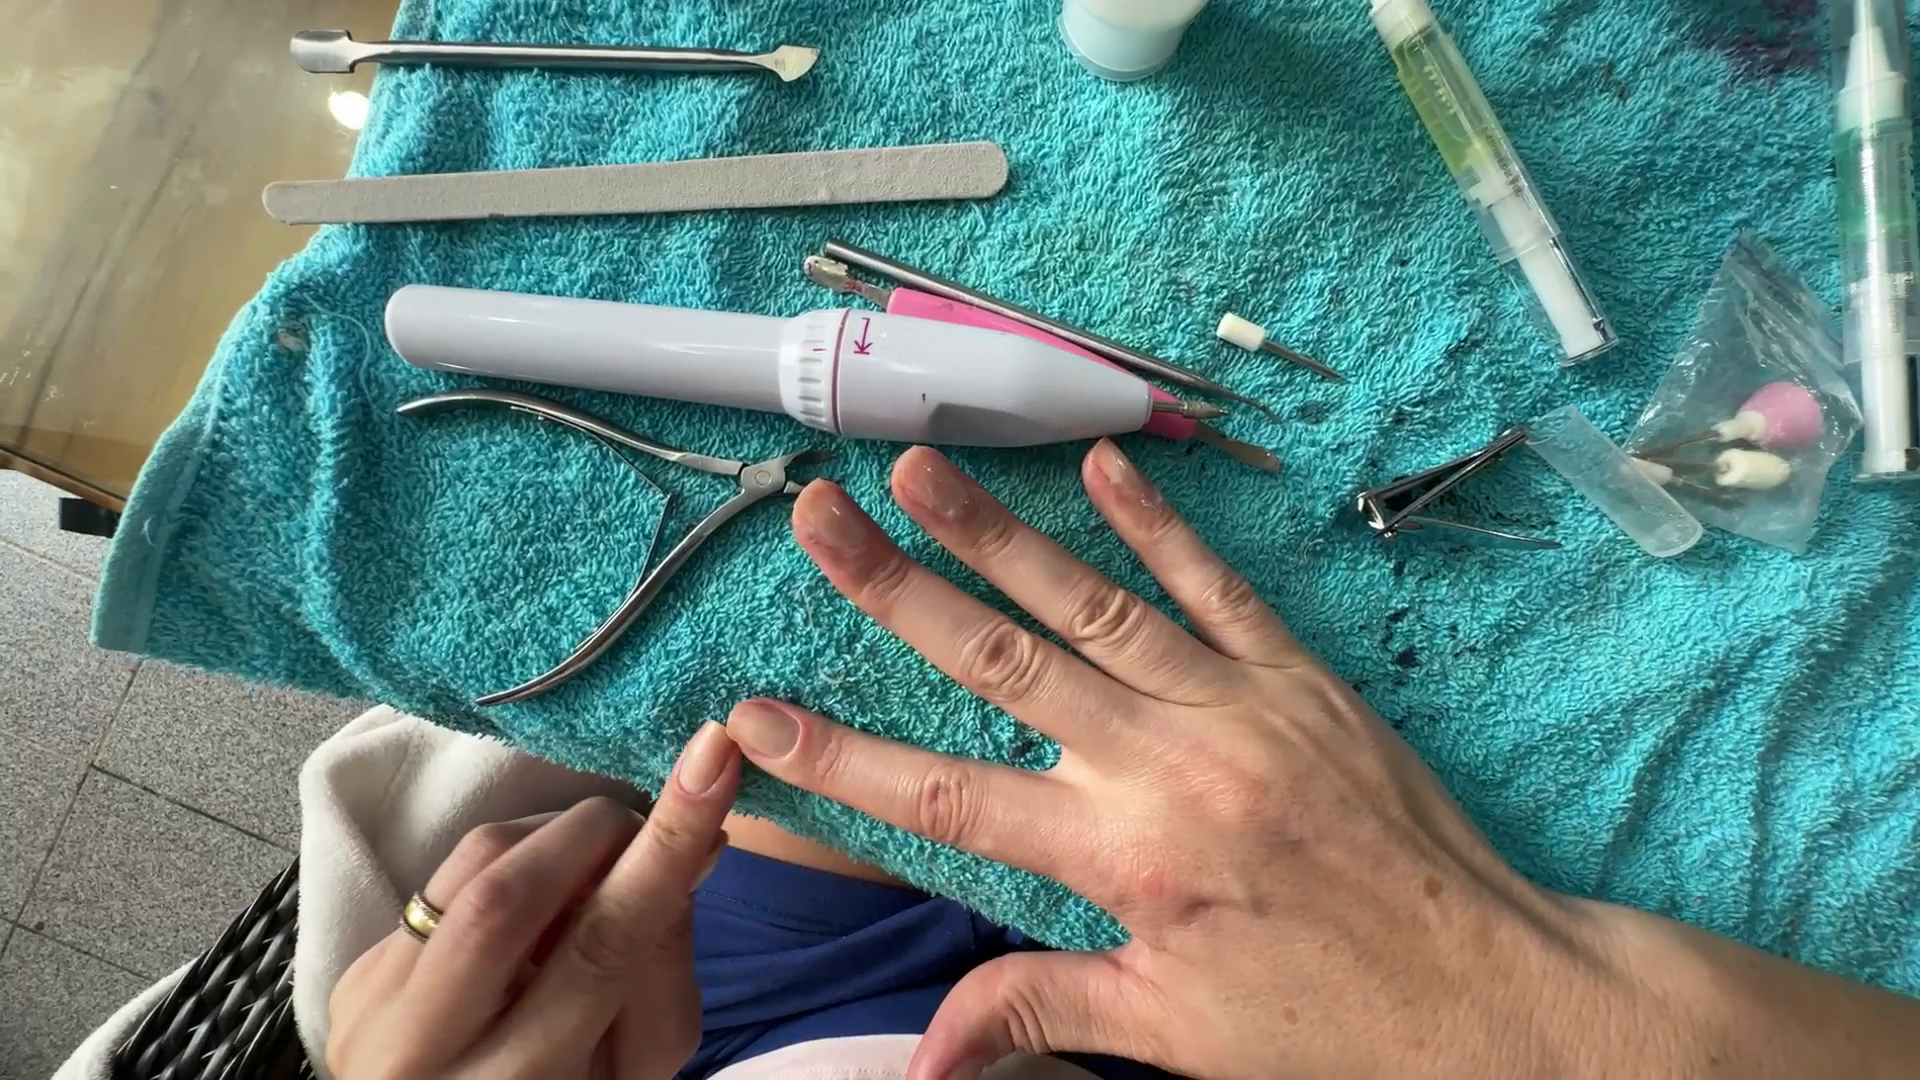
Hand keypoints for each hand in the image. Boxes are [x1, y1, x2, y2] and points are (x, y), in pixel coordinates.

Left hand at [326, 723, 740, 1079]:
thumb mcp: (643, 1060)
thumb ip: (668, 958)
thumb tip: (695, 843)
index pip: (602, 945)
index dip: (665, 843)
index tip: (713, 754)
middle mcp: (415, 1056)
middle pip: (511, 892)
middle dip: (605, 829)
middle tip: (650, 830)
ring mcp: (373, 1008)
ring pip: (479, 857)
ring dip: (564, 837)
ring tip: (595, 872)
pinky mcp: (355, 969)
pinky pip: (455, 867)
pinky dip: (526, 855)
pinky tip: (543, 900)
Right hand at [722, 442, 1620, 1079]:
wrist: (1502, 998)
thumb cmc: (1331, 1023)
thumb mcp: (1176, 1037)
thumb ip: (1043, 1010)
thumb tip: (927, 1054)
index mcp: (1121, 858)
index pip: (947, 799)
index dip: (841, 763)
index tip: (757, 719)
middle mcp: (1160, 760)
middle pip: (999, 660)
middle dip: (895, 586)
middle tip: (823, 518)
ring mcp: (1228, 702)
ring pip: (1089, 601)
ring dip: (997, 532)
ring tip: (922, 471)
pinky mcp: (1291, 672)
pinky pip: (1212, 584)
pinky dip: (1155, 522)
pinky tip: (1102, 464)